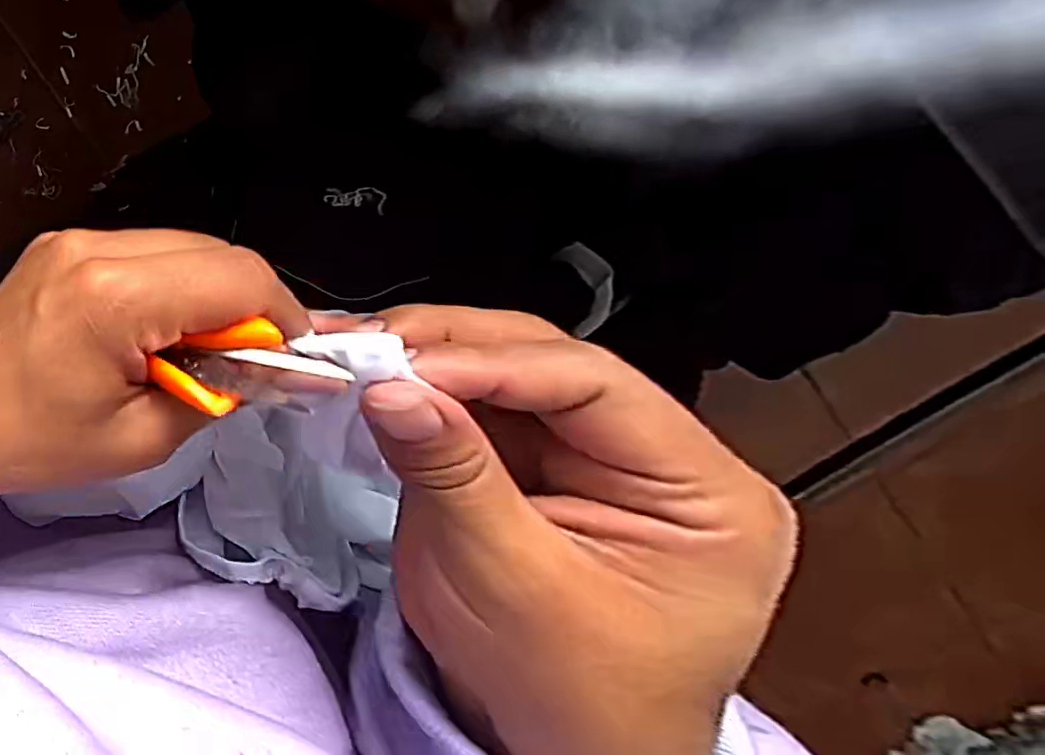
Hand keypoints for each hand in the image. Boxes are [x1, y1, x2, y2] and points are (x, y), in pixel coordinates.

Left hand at [0, 229, 306, 507]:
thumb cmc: (34, 442)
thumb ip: (221, 392)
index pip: (236, 277)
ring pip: (183, 246)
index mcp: (111, 296)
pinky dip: (170, 283)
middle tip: (242, 358)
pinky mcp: (63, 243)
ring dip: (207, 292)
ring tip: (193, 347)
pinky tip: (154, 326)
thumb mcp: (140, 438)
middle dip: (247, 304)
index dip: (281, 315)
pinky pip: (144, 250)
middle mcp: (92, 247)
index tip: (291, 356)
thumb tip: (277, 366)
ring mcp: (73, 238)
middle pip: (214, 251)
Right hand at [353, 306, 796, 754]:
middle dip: (444, 346)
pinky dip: (410, 382)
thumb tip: (392, 390)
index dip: (489, 362)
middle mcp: (643, 452)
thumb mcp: (510, 581)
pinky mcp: (519, 451)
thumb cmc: (571, 694)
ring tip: (357, 351)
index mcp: (702, 492)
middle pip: (536, 357)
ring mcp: (575, 447)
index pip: (589, 383)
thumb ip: (451, 472)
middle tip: (369, 345)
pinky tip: (370, 372)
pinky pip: (460, 397)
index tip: (406, 365)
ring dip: (418, 353)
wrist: (543, 743)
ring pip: (490, 364)